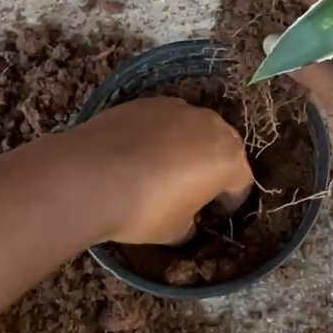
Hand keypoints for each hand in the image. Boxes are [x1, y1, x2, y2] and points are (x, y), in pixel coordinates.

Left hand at [67, 97, 254, 244]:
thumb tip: (188, 220)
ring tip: (158, 170)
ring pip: (191, 129)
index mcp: (229, 158)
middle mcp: (211, 125)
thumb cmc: (145, 208)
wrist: (91, 175)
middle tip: (190, 190)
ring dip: (184, 147)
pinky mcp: (147, 101)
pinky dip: (157, 136)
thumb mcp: (174, 230)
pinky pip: (162, 121)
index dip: (228, 203)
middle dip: (210, 167)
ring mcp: (178, 108)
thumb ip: (190, 222)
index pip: (241, 183)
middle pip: (221, 147)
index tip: (212, 215)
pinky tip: (135, 155)